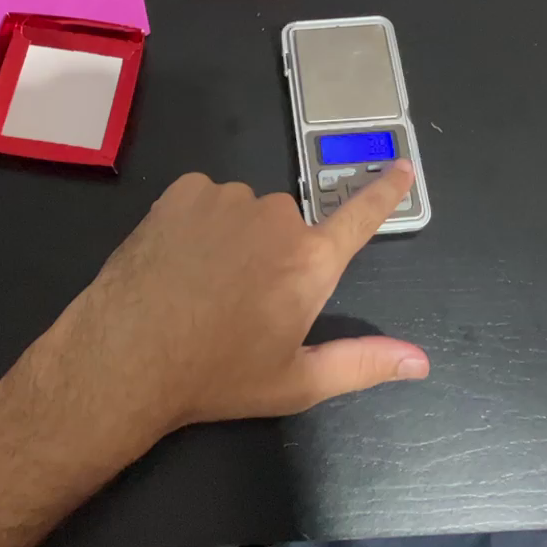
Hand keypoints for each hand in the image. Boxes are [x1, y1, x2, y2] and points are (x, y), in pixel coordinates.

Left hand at [26, 164, 426, 449]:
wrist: (126, 354)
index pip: (359, 219)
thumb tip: (420, 360)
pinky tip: (177, 256)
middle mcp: (276, 218)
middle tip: (240, 298)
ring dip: (233, 235)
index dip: (384, 193)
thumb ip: (362, 363)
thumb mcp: (295, 381)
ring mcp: (227, 197)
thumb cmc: (216, 375)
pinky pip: (205, 198)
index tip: (404, 165)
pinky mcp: (184, 189)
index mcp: (309, 263)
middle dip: (274, 254)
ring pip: (243, 210)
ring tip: (201, 282)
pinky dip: (198, 220)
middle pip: (288, 226)